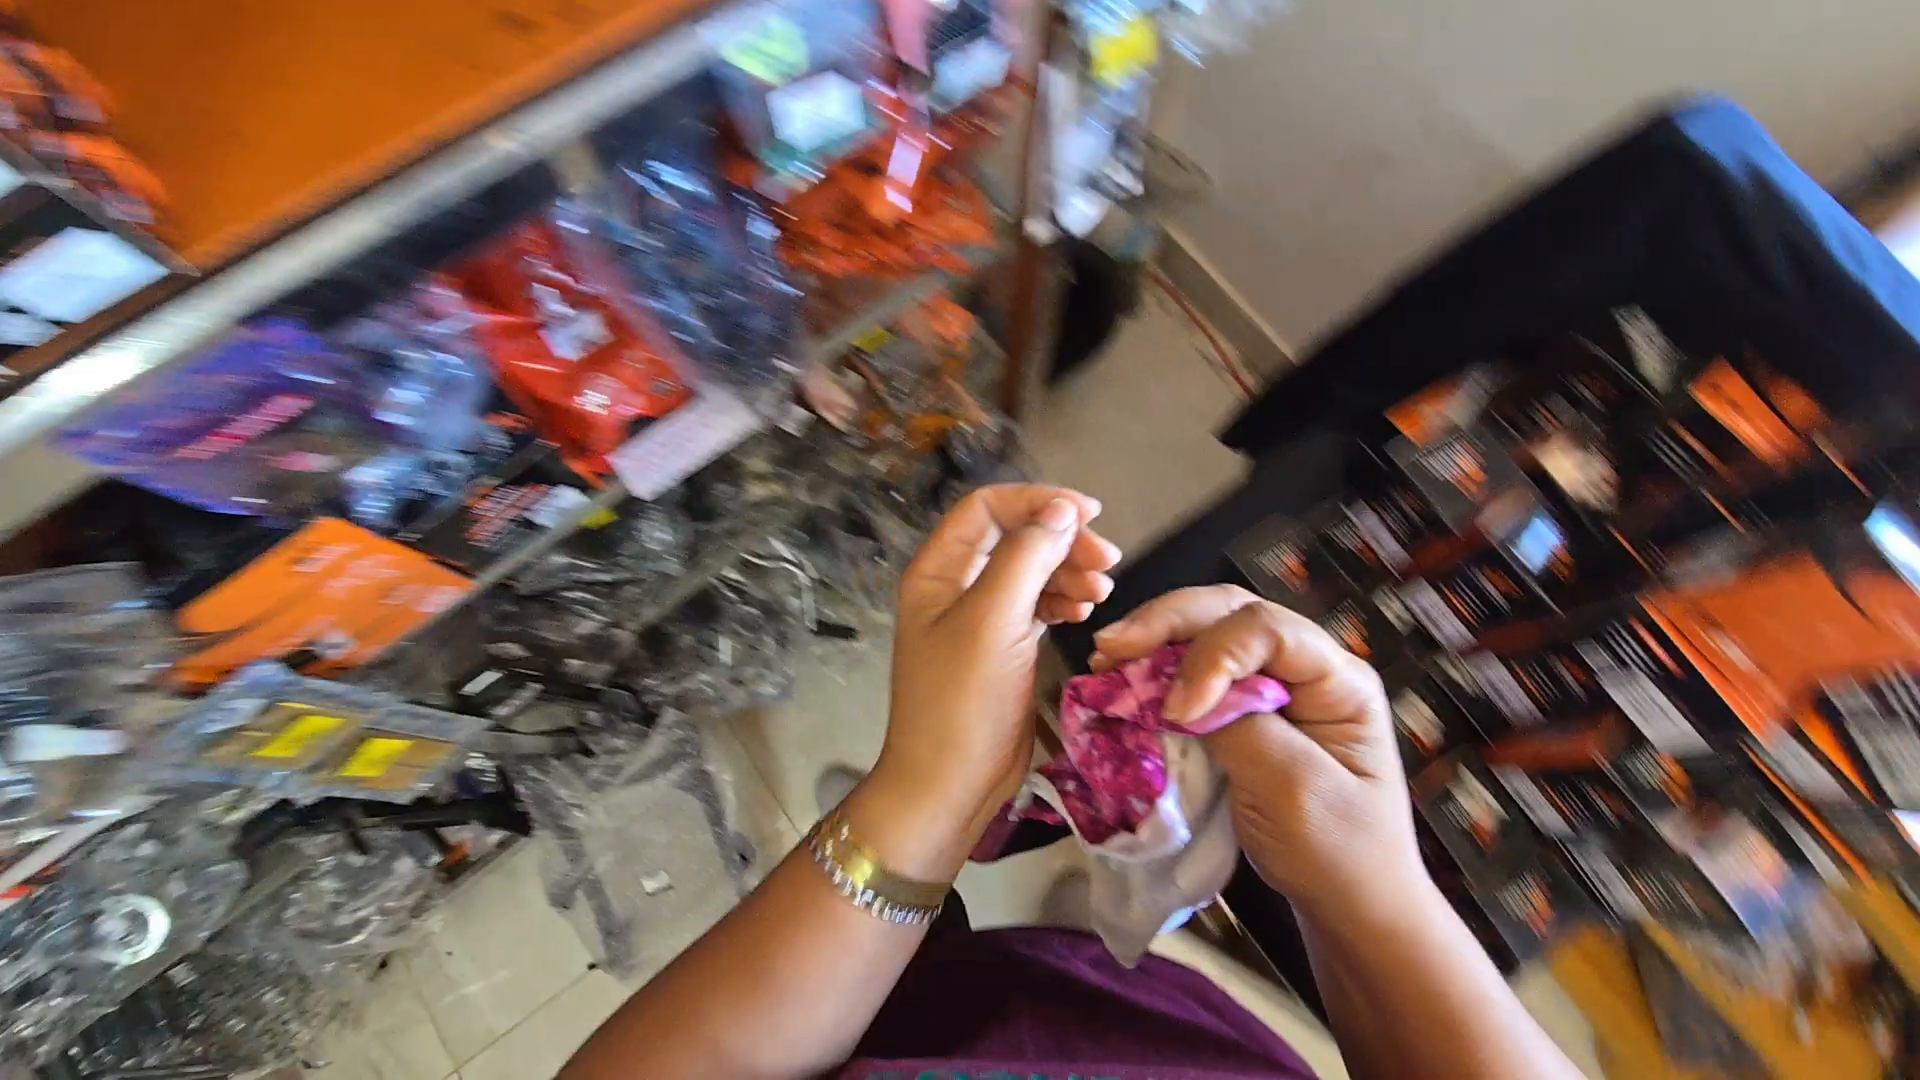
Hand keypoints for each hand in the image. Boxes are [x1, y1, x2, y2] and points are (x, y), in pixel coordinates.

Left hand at [870, 485, 1119, 874]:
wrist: (951, 783)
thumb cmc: (962, 699)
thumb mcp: (993, 621)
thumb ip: (1025, 557)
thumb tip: (1061, 509)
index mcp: (938, 569)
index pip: (987, 508)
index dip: (1037, 501)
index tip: (1089, 513)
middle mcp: (957, 585)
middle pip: (1015, 538)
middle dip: (1062, 541)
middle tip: (1109, 560)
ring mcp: (981, 617)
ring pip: (1031, 571)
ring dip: (1068, 572)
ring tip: (1102, 592)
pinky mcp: (1005, 646)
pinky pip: (1038, 606)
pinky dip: (1064, 602)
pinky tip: (1086, 611)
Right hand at [1089, 585, 1425, 919]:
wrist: (1348, 905)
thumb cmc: (1336, 852)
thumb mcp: (1293, 791)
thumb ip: (1238, 730)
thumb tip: (1176, 695)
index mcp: (1337, 679)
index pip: (1268, 629)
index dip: (1213, 655)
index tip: (1178, 711)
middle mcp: (1303, 665)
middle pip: (1229, 612)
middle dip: (1166, 623)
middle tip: (1111, 647)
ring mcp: (1272, 683)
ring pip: (1205, 630)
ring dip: (1153, 639)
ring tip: (1106, 657)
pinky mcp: (1242, 708)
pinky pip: (1192, 669)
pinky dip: (1154, 668)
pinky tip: (1122, 677)